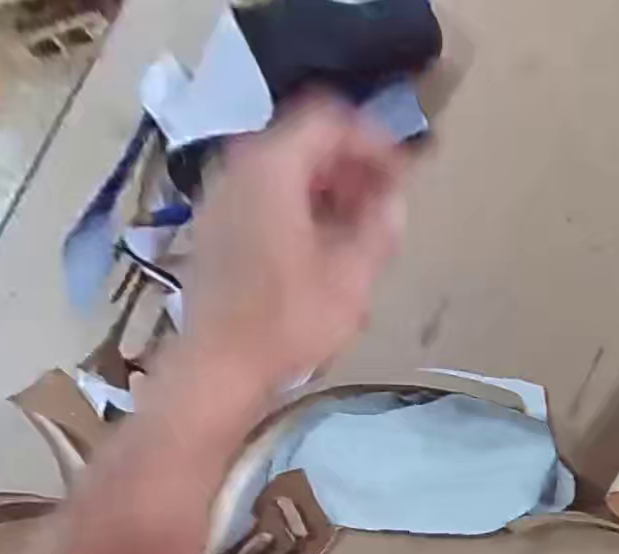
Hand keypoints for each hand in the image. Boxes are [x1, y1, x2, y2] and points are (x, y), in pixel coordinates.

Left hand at [178, 95, 408, 391]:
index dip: (373, 141)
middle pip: (305, 145)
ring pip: (285, 175)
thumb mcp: (350, 279)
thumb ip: (379, 230)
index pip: (329, 122)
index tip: (402, 171)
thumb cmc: (287, 323)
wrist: (220, 367)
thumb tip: (393, 202)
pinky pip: (266, 201)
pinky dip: (301, 211)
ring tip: (361, 231)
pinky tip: (323, 251)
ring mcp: (221, 200)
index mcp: (272, 168)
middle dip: (352, 169)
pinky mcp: (216, 231)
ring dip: (329, 194)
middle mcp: (239, 169)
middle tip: (385, 203)